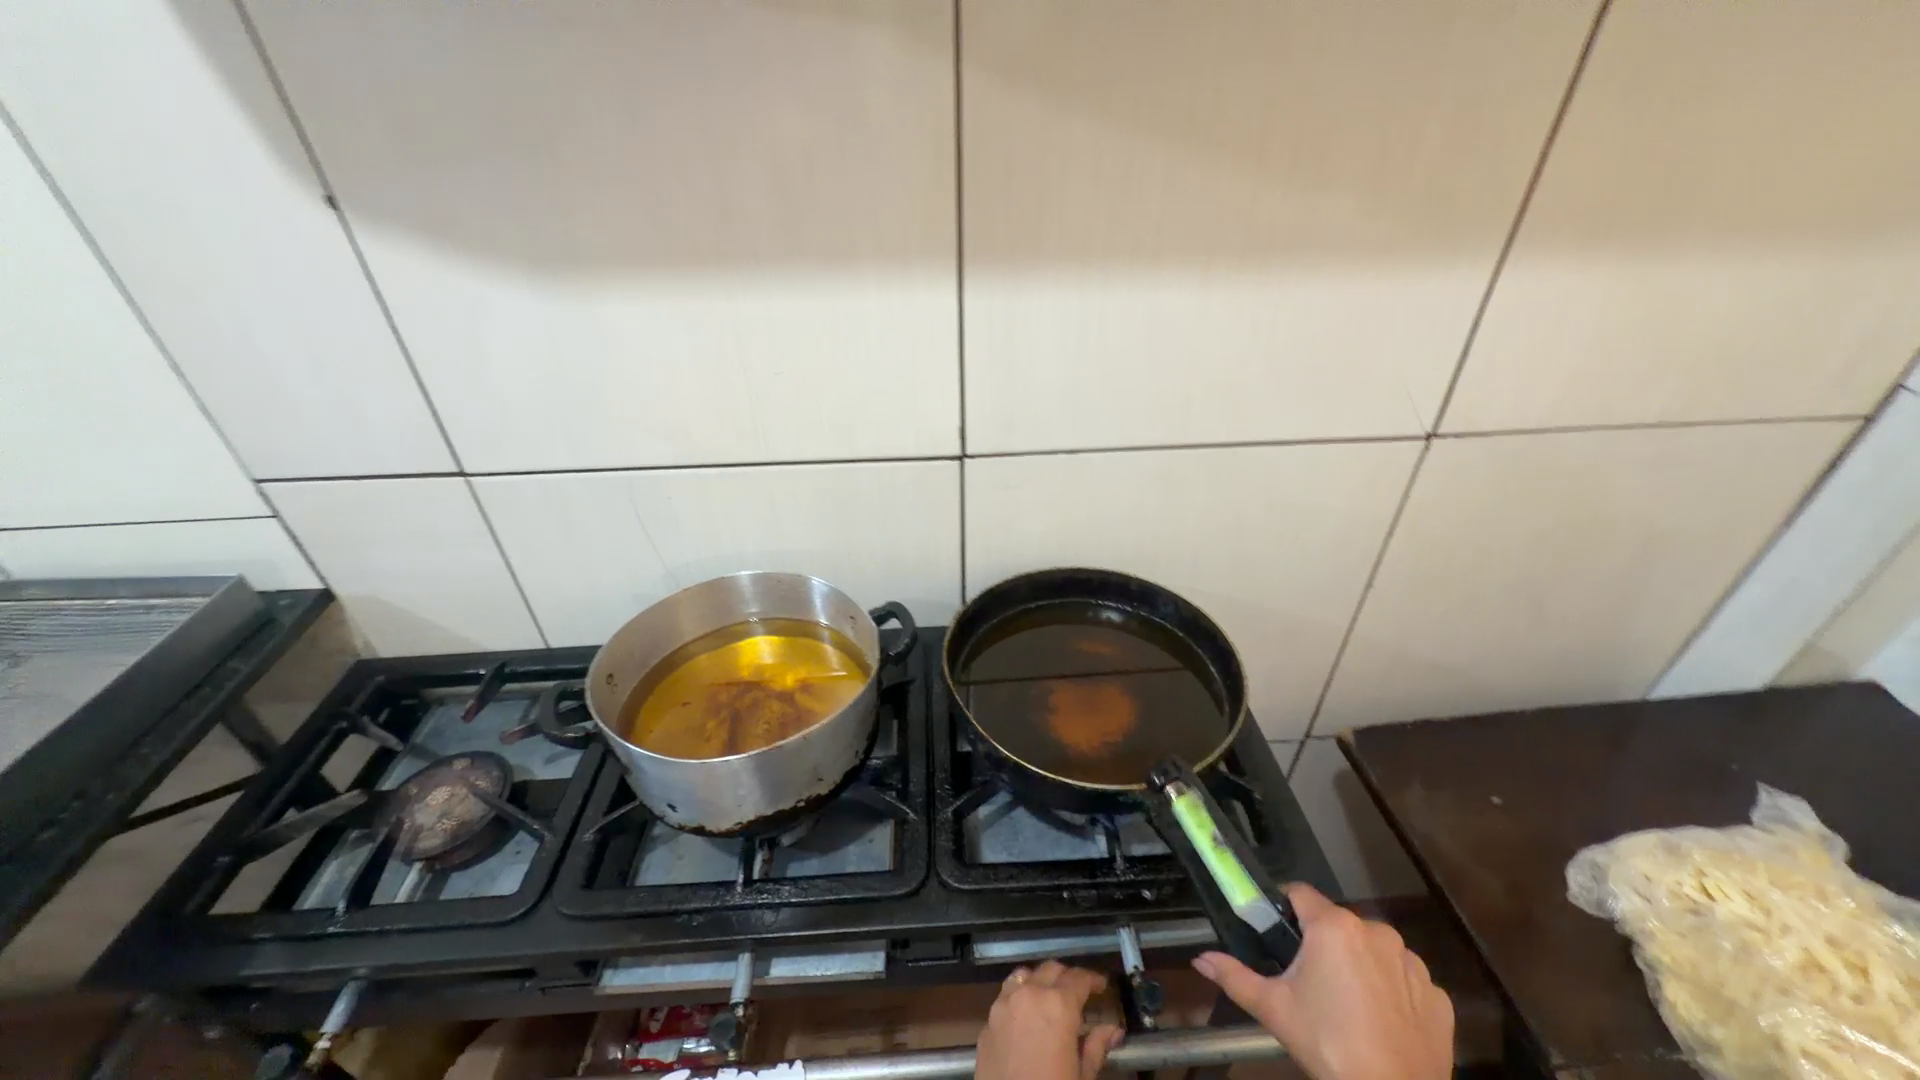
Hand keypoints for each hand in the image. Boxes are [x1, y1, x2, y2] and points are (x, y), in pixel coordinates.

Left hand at [975, 960, 1123, 1079]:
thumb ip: (1096, 1047)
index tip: (1102, 986)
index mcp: (1058, 1005)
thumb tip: (1113, 1031)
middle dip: (1067, 977)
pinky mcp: (987, 1022)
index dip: (1093, 979)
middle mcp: (1029, 995)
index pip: (1079, 977)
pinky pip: (1005, 996)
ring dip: (1040, 981)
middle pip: (1050, 969)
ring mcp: (1003, 1005)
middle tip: (1079, 993)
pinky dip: (1019, 997)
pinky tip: (1027, 1017)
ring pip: (1024, 976)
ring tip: (1050, 998)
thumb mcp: (1082, 1076)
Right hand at [1192, 884, 1452, 1079]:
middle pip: (1338, 925)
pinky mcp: (1437, 994)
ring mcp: (1412, 963)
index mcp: (1334, 927)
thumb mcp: (1272, 1009)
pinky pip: (1405, 980)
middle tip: (1307, 981)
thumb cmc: (1326, 1042)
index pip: (1301, 894)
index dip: (1284, 908)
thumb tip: (1200, 960)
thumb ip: (1234, 976)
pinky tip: (1379, 1022)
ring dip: (1359, 966)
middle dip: (1321, 945)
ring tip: (1345, 1006)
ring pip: (1373, 950)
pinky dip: (1391, 993)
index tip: (1276, 931)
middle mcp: (1377, 932)